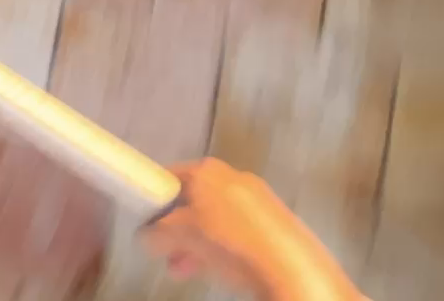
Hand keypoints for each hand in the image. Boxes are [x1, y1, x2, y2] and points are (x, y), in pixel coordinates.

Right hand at [144, 160, 361, 300]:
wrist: (298, 273)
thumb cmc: (229, 242)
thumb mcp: (179, 235)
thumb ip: (156, 231)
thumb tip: (145, 236)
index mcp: (206, 169)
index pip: (170, 177)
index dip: (157, 200)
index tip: (153, 222)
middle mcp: (234, 176)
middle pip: (196, 201)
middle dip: (181, 230)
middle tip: (172, 253)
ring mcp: (264, 200)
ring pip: (220, 219)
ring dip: (202, 243)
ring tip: (193, 269)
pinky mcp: (286, 225)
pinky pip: (246, 230)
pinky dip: (231, 246)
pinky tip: (228, 269)